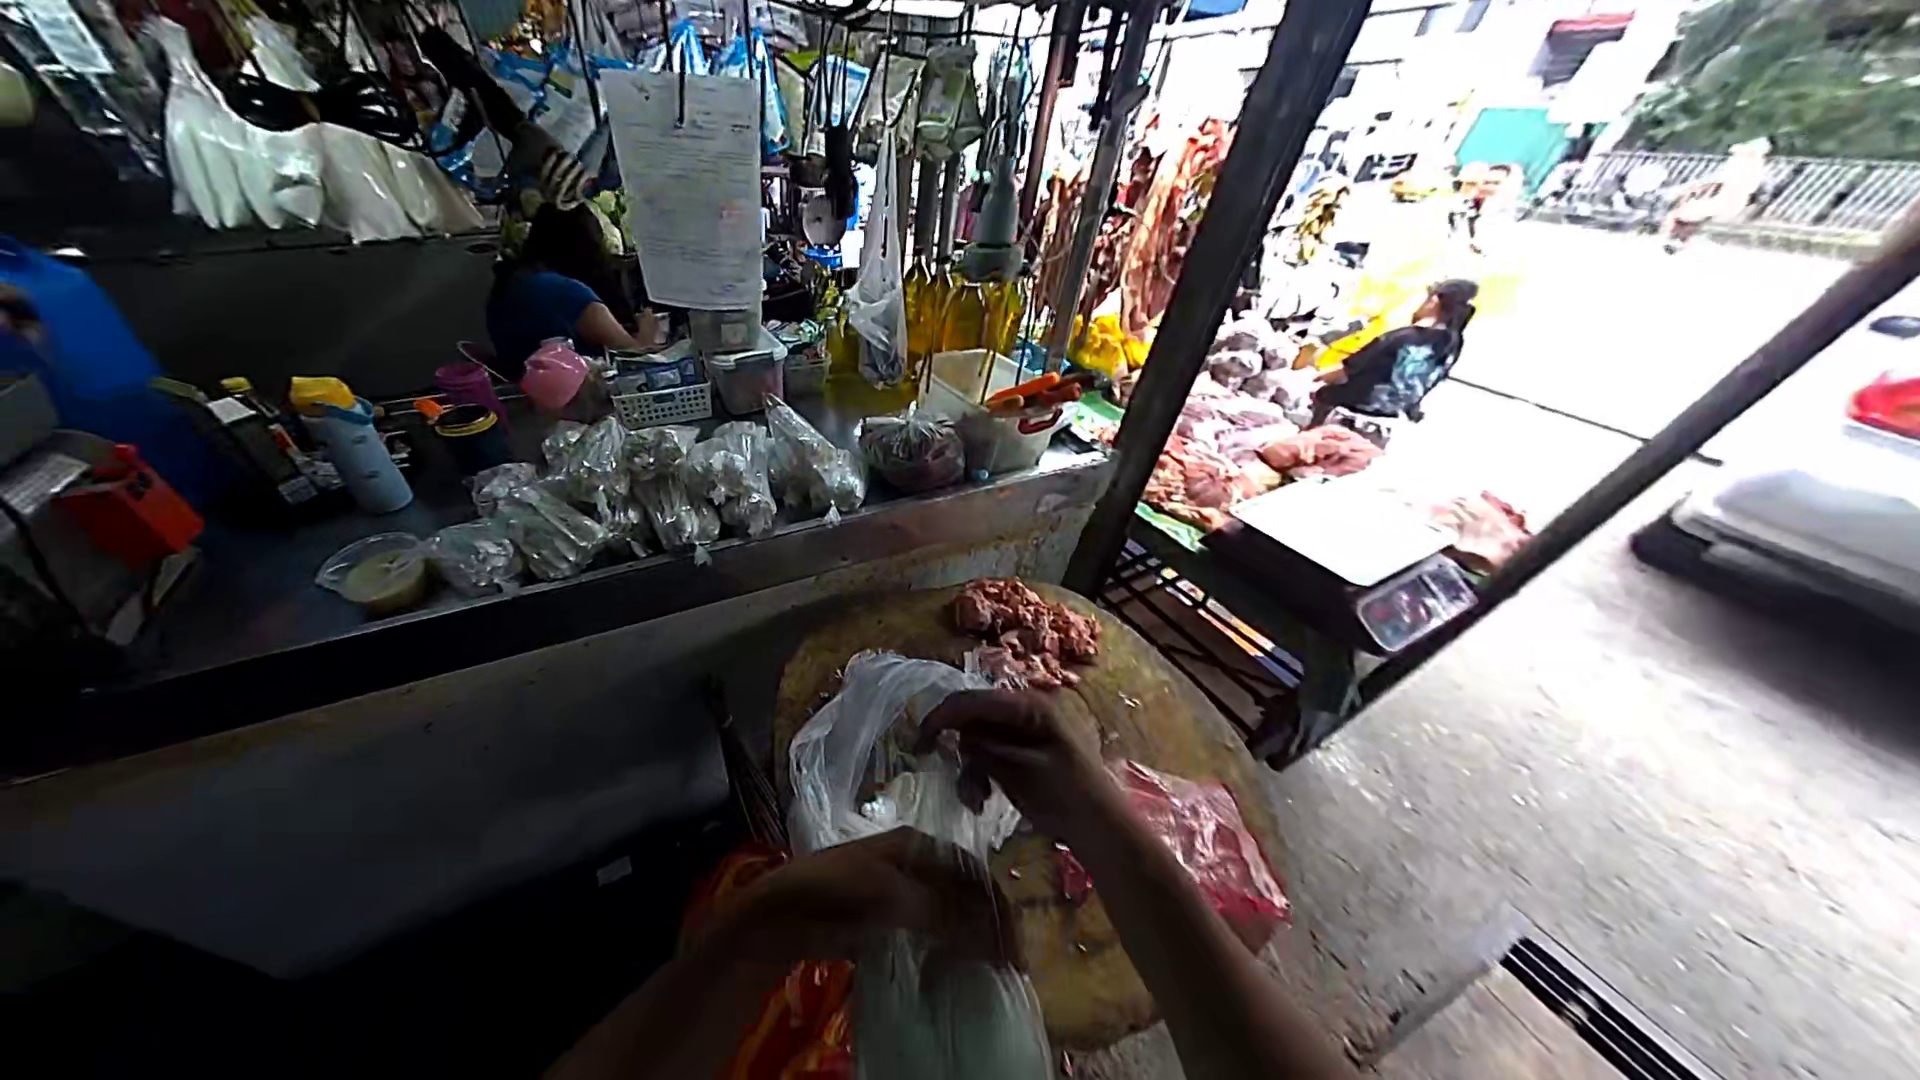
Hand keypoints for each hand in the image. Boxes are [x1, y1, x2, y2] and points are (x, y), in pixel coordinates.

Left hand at [711, 828, 1020, 969]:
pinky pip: (929, 933)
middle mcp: (915, 863)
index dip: (993, 900)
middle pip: (963, 890)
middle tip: (1009, 961)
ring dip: (972, 937)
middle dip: (988, 921)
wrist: (779, 914)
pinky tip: (956, 970)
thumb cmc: (829, 886)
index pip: (968, 867)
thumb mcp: (880, 890)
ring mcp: (902, 892)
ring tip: (991, 969)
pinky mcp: (889, 920)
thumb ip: (928, 905)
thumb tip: (976, 924)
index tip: (1012, 939)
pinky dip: (948, 948)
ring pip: (950, 912)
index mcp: (916, 844)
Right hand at [917, 689, 1121, 847]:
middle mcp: (1021, 712)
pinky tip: (981, 800)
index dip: (943, 716)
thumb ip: (989, 750)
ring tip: (975, 799)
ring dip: (968, 769)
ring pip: (974, 740)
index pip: (974, 700)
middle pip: (971, 717)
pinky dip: (977, 776)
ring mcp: (1018, 732)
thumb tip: (957, 736)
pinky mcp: (1015, 753)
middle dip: (956, 746)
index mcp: (1029, 706)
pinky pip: (984, 756)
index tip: (919, 741)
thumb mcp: (1026, 771)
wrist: (1098, 826)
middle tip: (930, 763)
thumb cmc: (1069, 793)